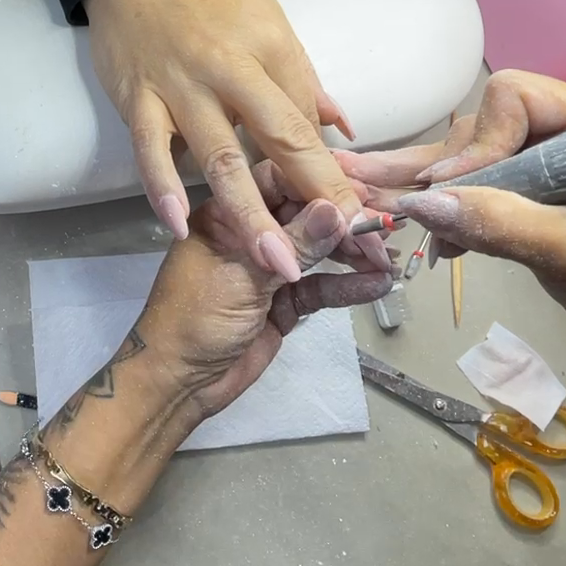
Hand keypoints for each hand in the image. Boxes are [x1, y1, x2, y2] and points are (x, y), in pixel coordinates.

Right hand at [83, 0, 389, 279]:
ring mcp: (180, 87)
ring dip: (247, 211)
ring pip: (218, 155)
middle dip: (312, 195)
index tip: (360, 217)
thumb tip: (339, 126)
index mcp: (270, 48)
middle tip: (341, 248)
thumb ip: (300, 78)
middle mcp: (230, 69)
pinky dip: (162, 188)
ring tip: (272, 260)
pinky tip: (177, 225)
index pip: (308, 118)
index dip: (335, 171)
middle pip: (277, 138)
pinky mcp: (137, 99)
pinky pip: (150, 150)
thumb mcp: (267, 19)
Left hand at [133, 197, 393, 420]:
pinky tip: (377, 286)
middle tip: (385, 229)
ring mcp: (266, 270)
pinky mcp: (282, 303)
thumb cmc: (194, 319)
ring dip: (351, 255)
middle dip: (344, 222)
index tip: (363, 188)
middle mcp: (247, 236)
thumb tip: (338, 209)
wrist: (177, 383)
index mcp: (224, 216)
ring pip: (316, 252)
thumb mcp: (244, 278)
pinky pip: (318, 288)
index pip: (276, 182)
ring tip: (388, 260)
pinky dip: (345, 287)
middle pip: (303, 216)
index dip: (319, 182)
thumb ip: (294, 245)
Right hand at [334, 72, 565, 340]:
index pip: (517, 100)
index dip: (478, 144)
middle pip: (482, 127)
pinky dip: (435, 199)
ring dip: (426, 186)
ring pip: (467, 154)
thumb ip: (501, 224)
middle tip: (409, 216)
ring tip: (368, 198)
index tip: (453, 196)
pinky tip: (394, 207)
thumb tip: (419, 204)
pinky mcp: (527, 185)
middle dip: (447, 174)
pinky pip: (471, 180)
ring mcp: (545, 157)